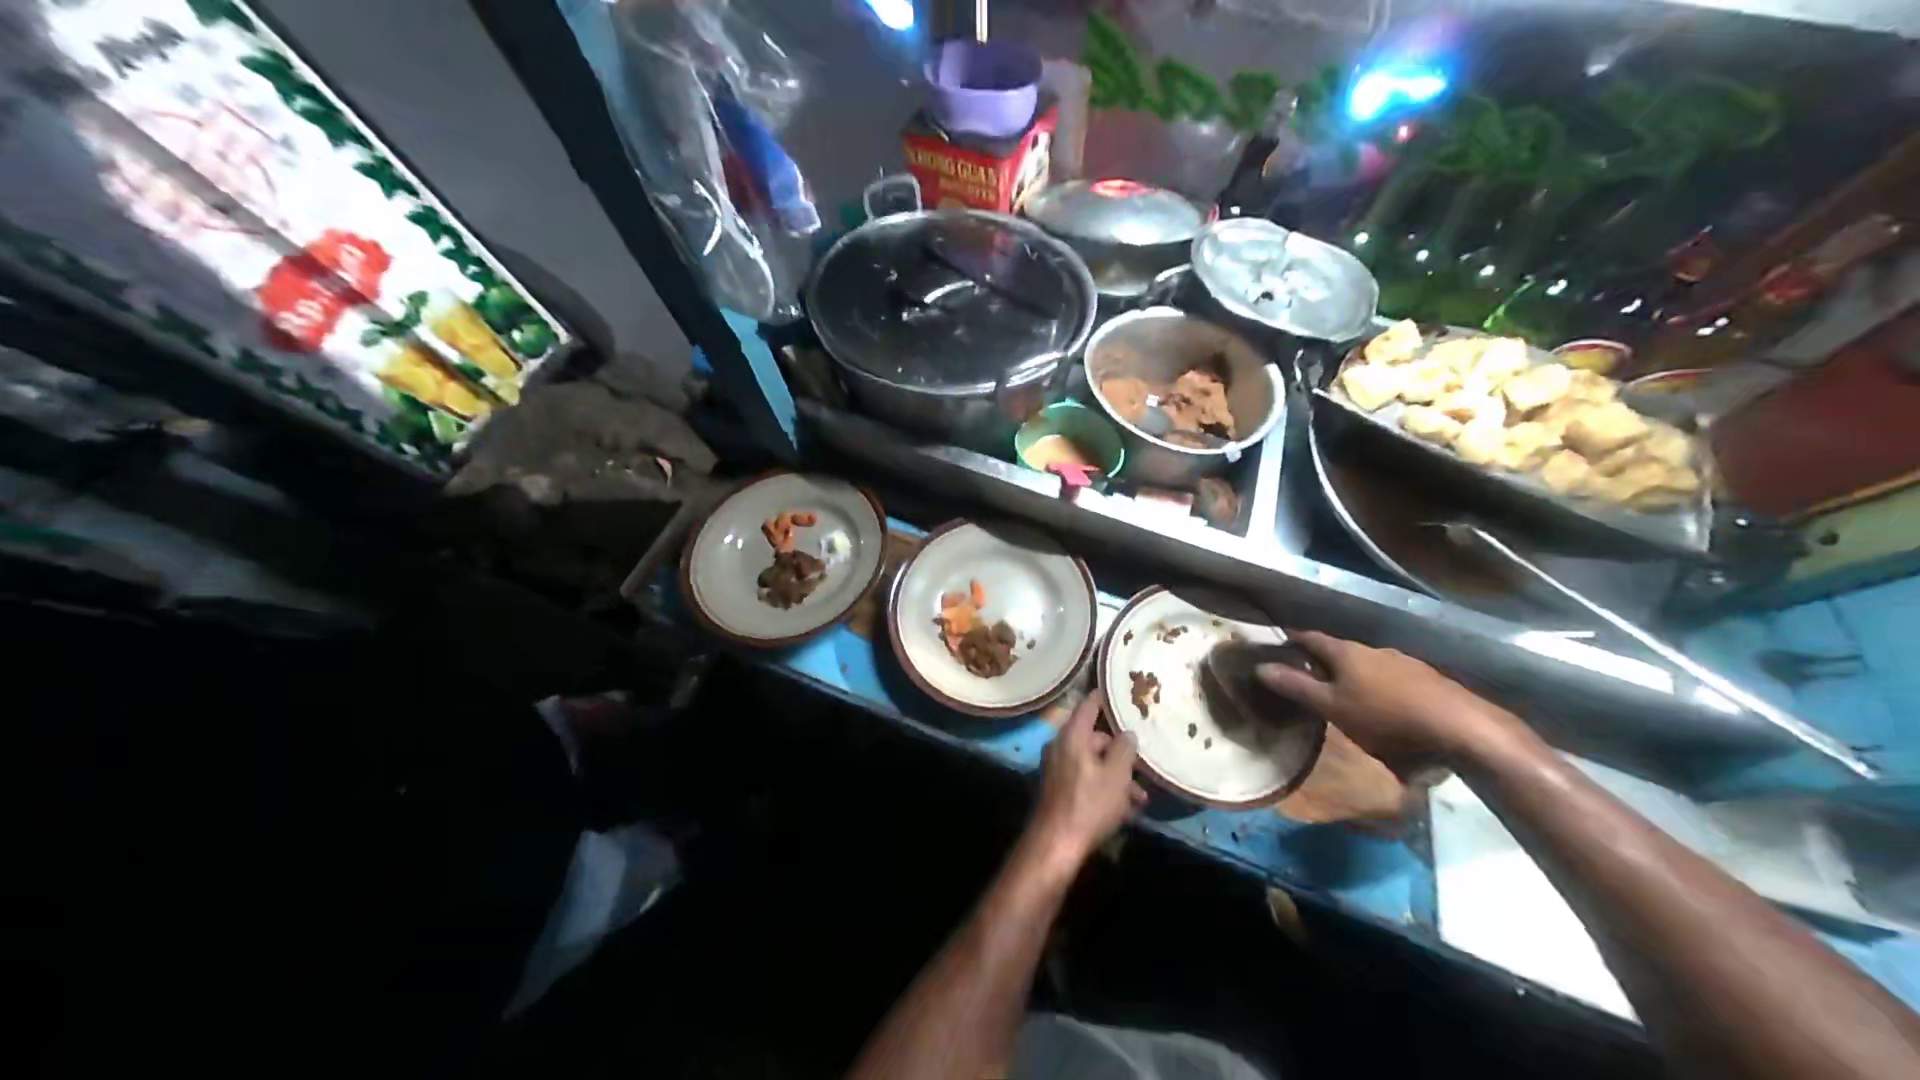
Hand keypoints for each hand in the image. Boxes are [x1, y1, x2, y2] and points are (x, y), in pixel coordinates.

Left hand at [1029, 694, 1146, 868]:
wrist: (1056, 843)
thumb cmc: (1089, 804)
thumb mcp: (1116, 775)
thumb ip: (1124, 749)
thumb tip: (1127, 733)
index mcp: (1072, 735)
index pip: (1089, 705)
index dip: (1105, 697)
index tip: (1119, 690)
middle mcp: (1061, 745)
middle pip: (1095, 737)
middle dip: (1120, 750)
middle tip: (1142, 762)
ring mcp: (1058, 767)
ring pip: (1093, 761)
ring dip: (1117, 774)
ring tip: (1140, 796)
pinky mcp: (1059, 787)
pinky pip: (1086, 777)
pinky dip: (1104, 786)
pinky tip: (1125, 807)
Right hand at [1256, 631, 1528, 773]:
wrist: (1461, 728)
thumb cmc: (1385, 717)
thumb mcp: (1332, 707)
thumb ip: (1296, 686)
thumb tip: (1260, 666)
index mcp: (1346, 652)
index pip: (1311, 638)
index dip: (1293, 639)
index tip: (1278, 643)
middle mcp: (1374, 650)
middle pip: (1340, 651)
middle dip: (1323, 661)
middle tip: (1308, 675)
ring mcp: (1405, 663)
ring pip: (1368, 664)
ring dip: (1354, 674)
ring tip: (1345, 693)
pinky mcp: (1428, 680)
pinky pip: (1392, 677)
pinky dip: (1379, 685)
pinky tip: (1383, 704)